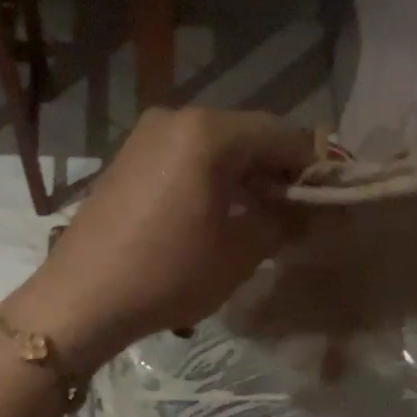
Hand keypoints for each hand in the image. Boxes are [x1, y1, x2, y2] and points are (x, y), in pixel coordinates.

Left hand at [5, 108, 317, 371]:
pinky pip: (186, 162)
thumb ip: (285, 222)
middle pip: (247, 137)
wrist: (83, 299)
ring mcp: (147, 138)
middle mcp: (177, 118)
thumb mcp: (239, 253)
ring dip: (245, 181)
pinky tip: (219, 220)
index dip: (313, 167)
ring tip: (260, 224)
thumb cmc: (169, 274)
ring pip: (216, 150)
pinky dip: (212, 184)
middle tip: (298, 216)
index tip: (333, 201)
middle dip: (278, 174)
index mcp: (209, 132)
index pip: (282, 135)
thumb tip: (320, 212)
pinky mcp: (128, 161)